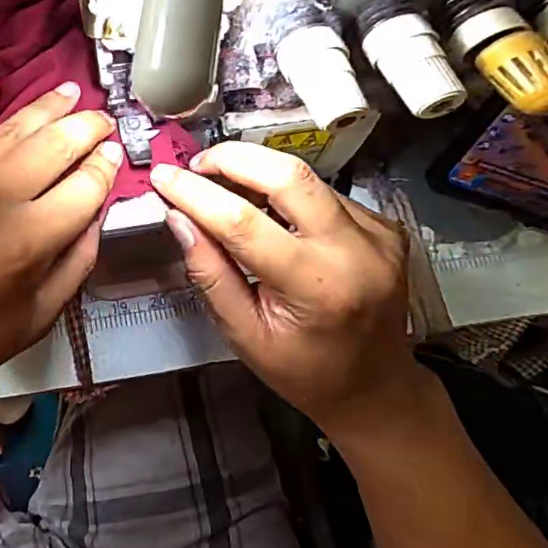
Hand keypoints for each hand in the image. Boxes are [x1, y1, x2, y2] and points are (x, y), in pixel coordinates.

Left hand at [0, 77, 119, 434]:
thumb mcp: (32, 320)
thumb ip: (75, 263)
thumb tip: (94, 212)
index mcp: (29, 241)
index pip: (87, 184)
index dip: (106, 166)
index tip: (114, 155)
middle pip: (57, 143)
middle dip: (88, 128)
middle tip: (104, 121)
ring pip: (14, 127)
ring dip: (48, 107)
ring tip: (71, 92)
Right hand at [150, 142, 422, 440]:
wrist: (378, 389)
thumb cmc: (305, 372)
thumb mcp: (244, 334)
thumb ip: (210, 273)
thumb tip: (179, 217)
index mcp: (316, 287)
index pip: (244, 222)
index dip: (197, 194)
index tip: (163, 177)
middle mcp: (355, 251)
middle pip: (288, 175)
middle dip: (233, 158)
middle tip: (197, 166)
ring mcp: (376, 234)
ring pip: (306, 177)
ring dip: (259, 173)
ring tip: (224, 186)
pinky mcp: (384, 226)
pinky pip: (324, 193)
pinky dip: (288, 193)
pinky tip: (271, 212)